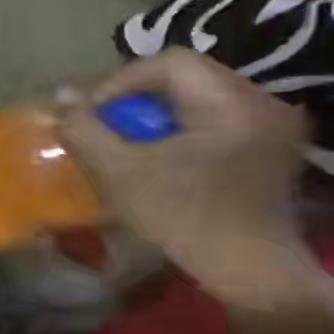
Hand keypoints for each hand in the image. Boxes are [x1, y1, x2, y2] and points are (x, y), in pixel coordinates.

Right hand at [59, 49, 316, 307]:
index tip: (96, 116)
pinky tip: (160, 158)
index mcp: (232, 102)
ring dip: (153, 115)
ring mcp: (270, 126)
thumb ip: (84, 128)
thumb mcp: (118, 170)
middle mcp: (261, 103)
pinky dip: (177, 129)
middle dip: (135, 98)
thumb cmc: (183, 216)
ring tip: (128, 144)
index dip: (120, 81)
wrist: (249, 271)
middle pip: (183, 77)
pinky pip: (212, 119)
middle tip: (106, 129)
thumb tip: (62, 97)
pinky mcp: (267, 148)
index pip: (168, 62)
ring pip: (195, 98)